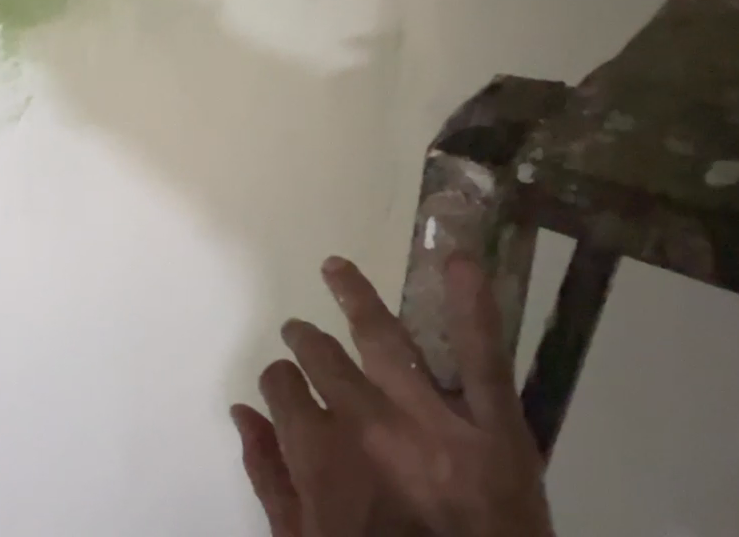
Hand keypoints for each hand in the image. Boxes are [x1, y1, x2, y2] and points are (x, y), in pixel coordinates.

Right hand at [250, 255, 553, 536]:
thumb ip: (269, 477)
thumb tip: (242, 412)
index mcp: (319, 452)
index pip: (281, 386)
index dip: (278, 381)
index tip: (284, 386)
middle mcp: (366, 423)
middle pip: (321, 355)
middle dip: (304, 340)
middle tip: (301, 333)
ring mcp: (433, 421)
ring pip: (384, 339)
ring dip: (354, 296)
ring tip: (337, 269)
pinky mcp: (497, 432)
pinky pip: (483, 361)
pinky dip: (473, 307)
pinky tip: (460, 261)